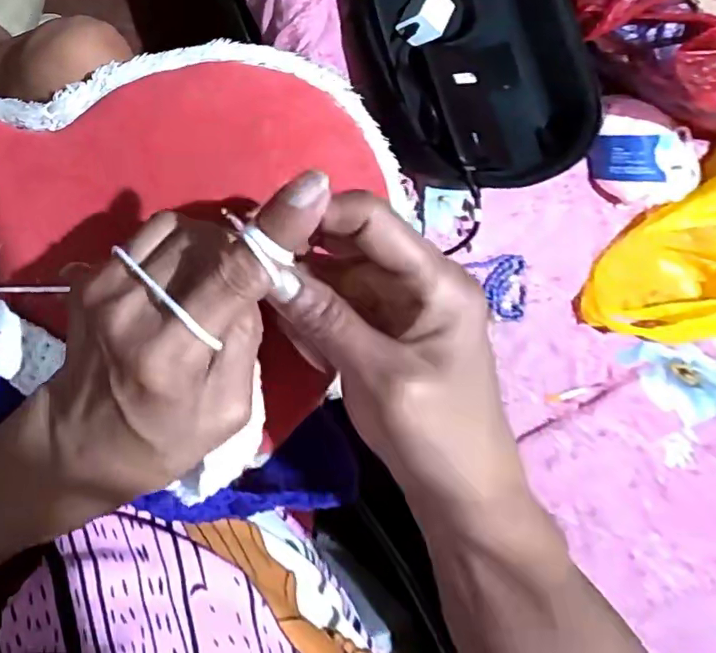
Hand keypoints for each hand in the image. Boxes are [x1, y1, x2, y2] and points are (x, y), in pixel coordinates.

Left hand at [1, 171, 330, 532]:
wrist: (81, 437)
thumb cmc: (164, 437)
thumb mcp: (229, 409)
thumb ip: (245, 337)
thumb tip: (254, 275)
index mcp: (172, 355)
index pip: (232, 274)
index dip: (274, 229)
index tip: (308, 187)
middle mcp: (132, 311)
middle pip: (202, 240)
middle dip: (234, 245)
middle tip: (241, 272)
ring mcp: (102, 288)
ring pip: (171, 227)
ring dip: (201, 240)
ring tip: (205, 273)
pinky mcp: (86, 277)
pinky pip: (141, 235)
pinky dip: (169, 245)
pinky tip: (170, 276)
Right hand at [270, 188, 528, 518]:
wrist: (463, 502)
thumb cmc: (437, 437)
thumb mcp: (378, 375)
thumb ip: (324, 317)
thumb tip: (266, 267)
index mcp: (436, 280)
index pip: (371, 218)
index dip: (318, 212)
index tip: (265, 227)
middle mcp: (415, 278)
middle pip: (347, 237)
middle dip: (301, 246)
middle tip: (252, 262)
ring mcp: (393, 300)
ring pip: (332, 267)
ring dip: (299, 282)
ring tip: (272, 305)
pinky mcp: (374, 322)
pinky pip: (330, 297)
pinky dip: (307, 308)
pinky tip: (298, 336)